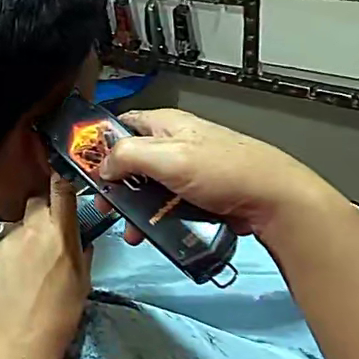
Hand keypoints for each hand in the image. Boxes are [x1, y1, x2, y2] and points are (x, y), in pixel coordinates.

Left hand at [0, 175, 91, 358]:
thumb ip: (82, 250)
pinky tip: (14, 280)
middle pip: (36, 203)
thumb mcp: (83, 280)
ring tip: (29, 270)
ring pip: (19, 227)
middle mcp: (31, 229)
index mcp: (59, 232)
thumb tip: (80, 238)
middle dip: (42, 213)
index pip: (60, 189)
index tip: (63, 177)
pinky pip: (3, 246)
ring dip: (26, 238)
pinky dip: (10, 257)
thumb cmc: (62, 314)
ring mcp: (6, 241)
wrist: (21, 342)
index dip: (62, 179)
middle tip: (49, 238)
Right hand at [97, 109, 337, 240]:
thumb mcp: (169, 158)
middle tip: (108, 205)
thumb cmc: (224, 170)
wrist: (272, 198)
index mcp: (166, 124)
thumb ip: (129, 156)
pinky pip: (170, 204)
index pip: (123, 124)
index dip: (101, 143)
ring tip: (131, 230)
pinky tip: (152, 234)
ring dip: (137, 208)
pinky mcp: (200, 193)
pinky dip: (158, 217)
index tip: (86, 168)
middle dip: (118, 185)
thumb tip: (104, 164)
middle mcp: (176, 143)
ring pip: (151, 187)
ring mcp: (189, 169)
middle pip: (134, 160)